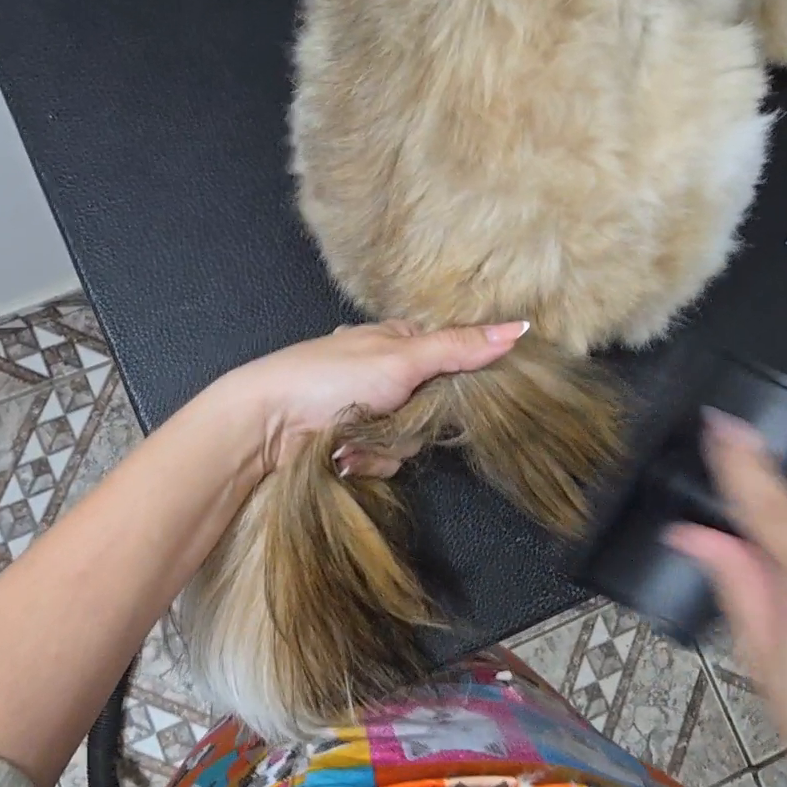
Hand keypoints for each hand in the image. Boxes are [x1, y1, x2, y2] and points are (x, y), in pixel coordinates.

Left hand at [215, 319, 527, 474]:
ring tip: (353, 435)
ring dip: (387, 443)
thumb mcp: (402, 357)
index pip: (449, 357)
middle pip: (434, 406)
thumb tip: (520, 327)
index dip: (459, 376)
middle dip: (415, 419)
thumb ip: (460, 348)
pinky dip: (367, 459)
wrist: (267, 424)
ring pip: (411, 439)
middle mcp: (383, 375)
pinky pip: (385, 459)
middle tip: (394, 411)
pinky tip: (344, 454)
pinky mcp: (353, 445)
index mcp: (394, 342)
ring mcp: (367, 412)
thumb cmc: (331, 378)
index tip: (457, 391)